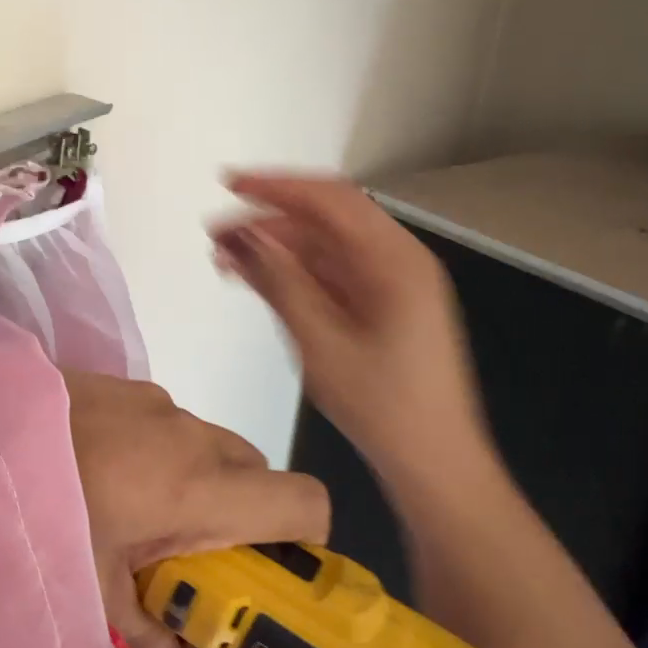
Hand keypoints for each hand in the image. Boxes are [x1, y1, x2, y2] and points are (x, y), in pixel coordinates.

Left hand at [64, 369, 331, 647]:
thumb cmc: (41, 506)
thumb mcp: (90, 582)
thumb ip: (145, 630)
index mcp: (201, 488)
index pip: (304, 500)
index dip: (305, 536)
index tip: (271, 567)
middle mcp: (192, 436)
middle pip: (257, 471)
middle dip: (243, 512)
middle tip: (195, 552)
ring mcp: (156, 400)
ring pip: (211, 443)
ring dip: (198, 479)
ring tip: (138, 512)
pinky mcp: (123, 382)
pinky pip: (167, 420)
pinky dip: (160, 448)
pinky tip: (104, 468)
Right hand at [212, 172, 494, 486]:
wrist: (433, 461)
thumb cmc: (381, 405)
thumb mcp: (320, 342)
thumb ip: (280, 281)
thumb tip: (243, 233)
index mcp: (395, 260)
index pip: (331, 199)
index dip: (277, 186)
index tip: (228, 185)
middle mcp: (396, 260)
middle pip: (326, 219)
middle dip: (268, 219)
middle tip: (215, 234)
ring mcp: (388, 283)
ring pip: (323, 246)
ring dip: (274, 245)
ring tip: (223, 258)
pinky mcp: (378, 305)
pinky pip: (328, 272)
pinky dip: (290, 271)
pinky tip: (253, 278)